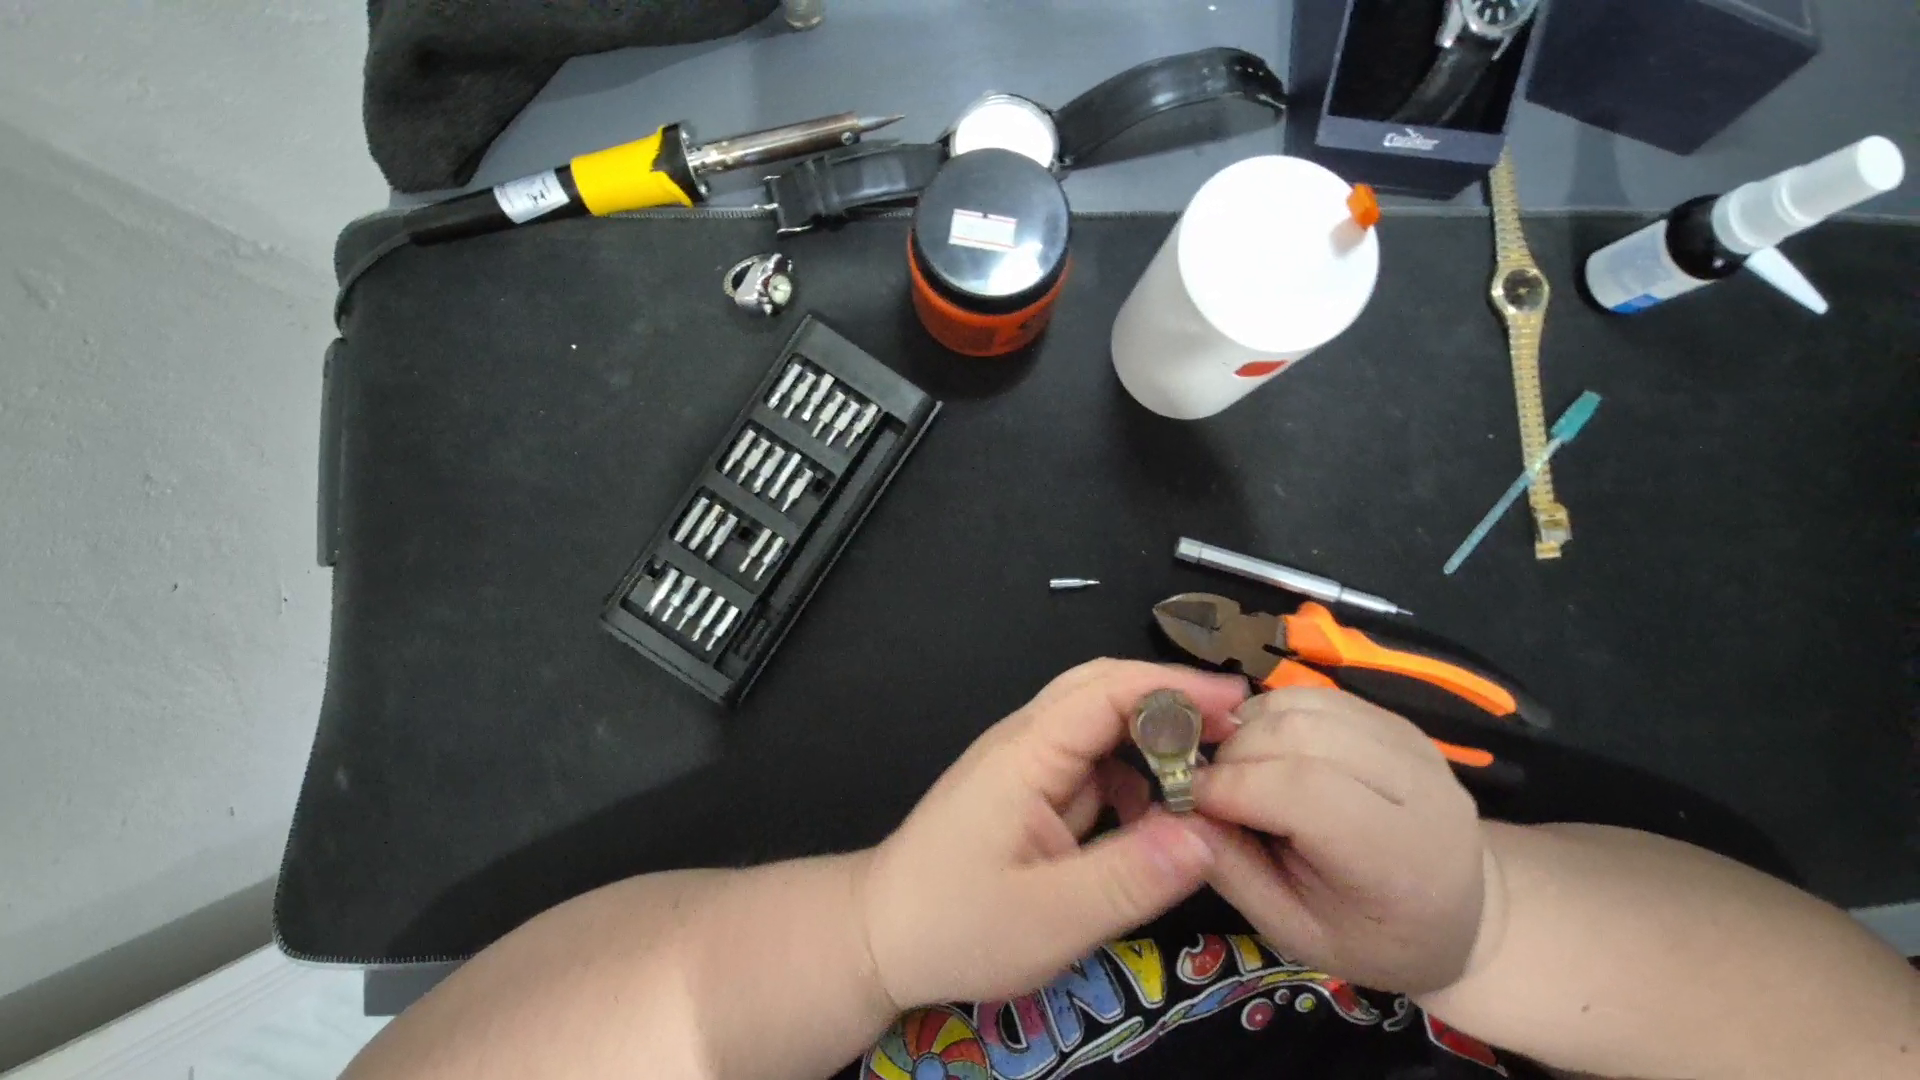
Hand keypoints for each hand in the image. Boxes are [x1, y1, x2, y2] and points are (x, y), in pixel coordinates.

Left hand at [859, 659, 1246, 1009]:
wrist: (882, 933)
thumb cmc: (957, 923)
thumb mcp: (1052, 917)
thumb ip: (1131, 876)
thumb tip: (1209, 835)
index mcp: (1027, 753)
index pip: (1107, 691)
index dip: (1173, 688)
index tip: (1237, 703)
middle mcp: (1025, 741)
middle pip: (1100, 689)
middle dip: (1168, 698)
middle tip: (1233, 728)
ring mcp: (1023, 762)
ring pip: (1095, 722)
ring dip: (1151, 733)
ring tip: (1207, 768)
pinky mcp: (1026, 787)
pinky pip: (1087, 761)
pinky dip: (1129, 771)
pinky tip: (1154, 809)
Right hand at [1191, 688, 1489, 995]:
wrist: (1460, 912)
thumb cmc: (1369, 935)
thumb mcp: (1293, 930)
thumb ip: (1231, 869)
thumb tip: (1172, 810)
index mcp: (1399, 860)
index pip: (1304, 791)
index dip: (1231, 786)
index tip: (1185, 798)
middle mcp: (1417, 788)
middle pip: (1300, 734)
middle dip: (1234, 755)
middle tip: (1211, 787)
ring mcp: (1410, 743)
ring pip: (1302, 704)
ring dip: (1248, 728)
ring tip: (1236, 768)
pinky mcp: (1395, 720)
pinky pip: (1313, 694)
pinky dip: (1270, 713)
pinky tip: (1264, 748)